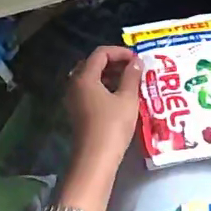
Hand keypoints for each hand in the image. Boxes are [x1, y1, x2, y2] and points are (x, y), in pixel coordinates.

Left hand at [66, 45, 142, 162]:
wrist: (95, 158)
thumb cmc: (112, 126)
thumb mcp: (127, 99)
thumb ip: (132, 76)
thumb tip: (136, 62)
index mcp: (84, 77)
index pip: (100, 53)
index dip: (120, 52)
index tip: (137, 59)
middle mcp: (74, 84)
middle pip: (93, 64)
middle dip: (114, 63)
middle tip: (134, 68)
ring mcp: (74, 98)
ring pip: (91, 78)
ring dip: (110, 75)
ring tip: (130, 81)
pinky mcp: (77, 111)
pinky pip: (89, 91)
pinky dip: (104, 87)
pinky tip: (120, 96)